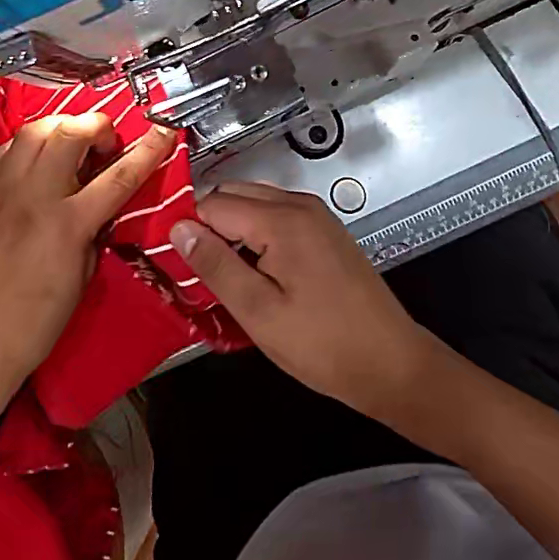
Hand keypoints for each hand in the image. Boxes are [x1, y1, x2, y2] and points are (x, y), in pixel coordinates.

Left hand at [0, 115, 177, 422]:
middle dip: (98, 127)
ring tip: (76, 143)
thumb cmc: (41, 317)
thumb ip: (99, 225)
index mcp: (67, 224)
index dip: (147, 150)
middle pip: (69, 133)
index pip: (118, 175)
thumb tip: (108, 194)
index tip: (163, 131)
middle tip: (108, 145)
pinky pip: (8, 148)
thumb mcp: (87, 271)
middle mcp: (33, 197)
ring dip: (63, 126)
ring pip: (34, 128)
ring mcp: (4, 191)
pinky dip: (31, 142)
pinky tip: (42, 157)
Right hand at [171, 182, 441, 420]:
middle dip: (206, 225)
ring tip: (216, 275)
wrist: (392, 363)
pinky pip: (275, 217)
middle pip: (233, 195)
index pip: (213, 203)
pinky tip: (250, 273)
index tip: (167, 257)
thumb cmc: (324, 344)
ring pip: (253, 204)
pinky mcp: (324, 232)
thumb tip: (179, 228)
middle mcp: (299, 205)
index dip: (186, 227)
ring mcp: (315, 216)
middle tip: (188, 268)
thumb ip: (215, 265)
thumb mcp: (258, 311)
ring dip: (229, 230)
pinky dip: (254, 235)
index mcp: (282, 220)